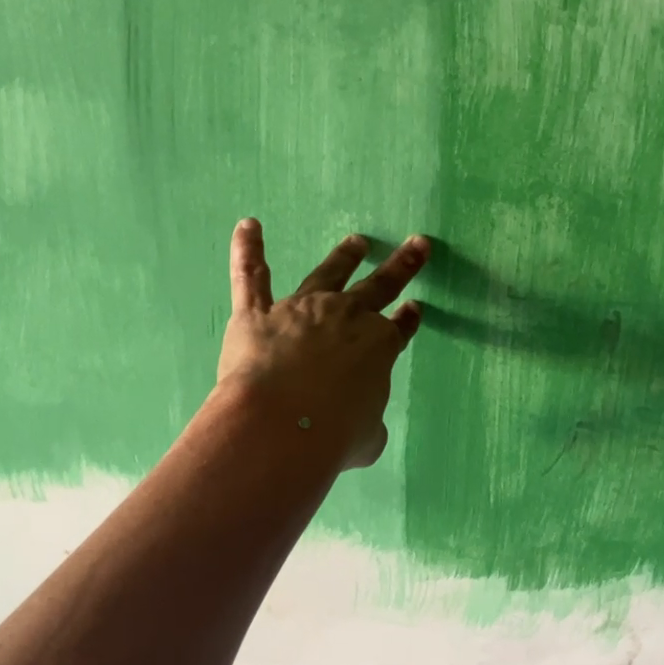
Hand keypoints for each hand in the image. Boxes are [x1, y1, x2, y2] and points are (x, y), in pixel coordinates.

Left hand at [218, 218, 428, 468]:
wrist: (282, 425)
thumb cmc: (334, 435)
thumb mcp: (367, 438)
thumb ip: (366, 425)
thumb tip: (360, 427)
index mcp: (379, 346)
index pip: (400, 328)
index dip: (409, 319)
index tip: (415, 308)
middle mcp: (346, 318)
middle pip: (379, 287)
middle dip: (401, 266)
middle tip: (416, 245)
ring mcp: (302, 310)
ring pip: (327, 274)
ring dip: (344, 257)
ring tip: (357, 242)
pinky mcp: (258, 314)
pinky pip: (251, 277)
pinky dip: (247, 250)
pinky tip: (248, 225)